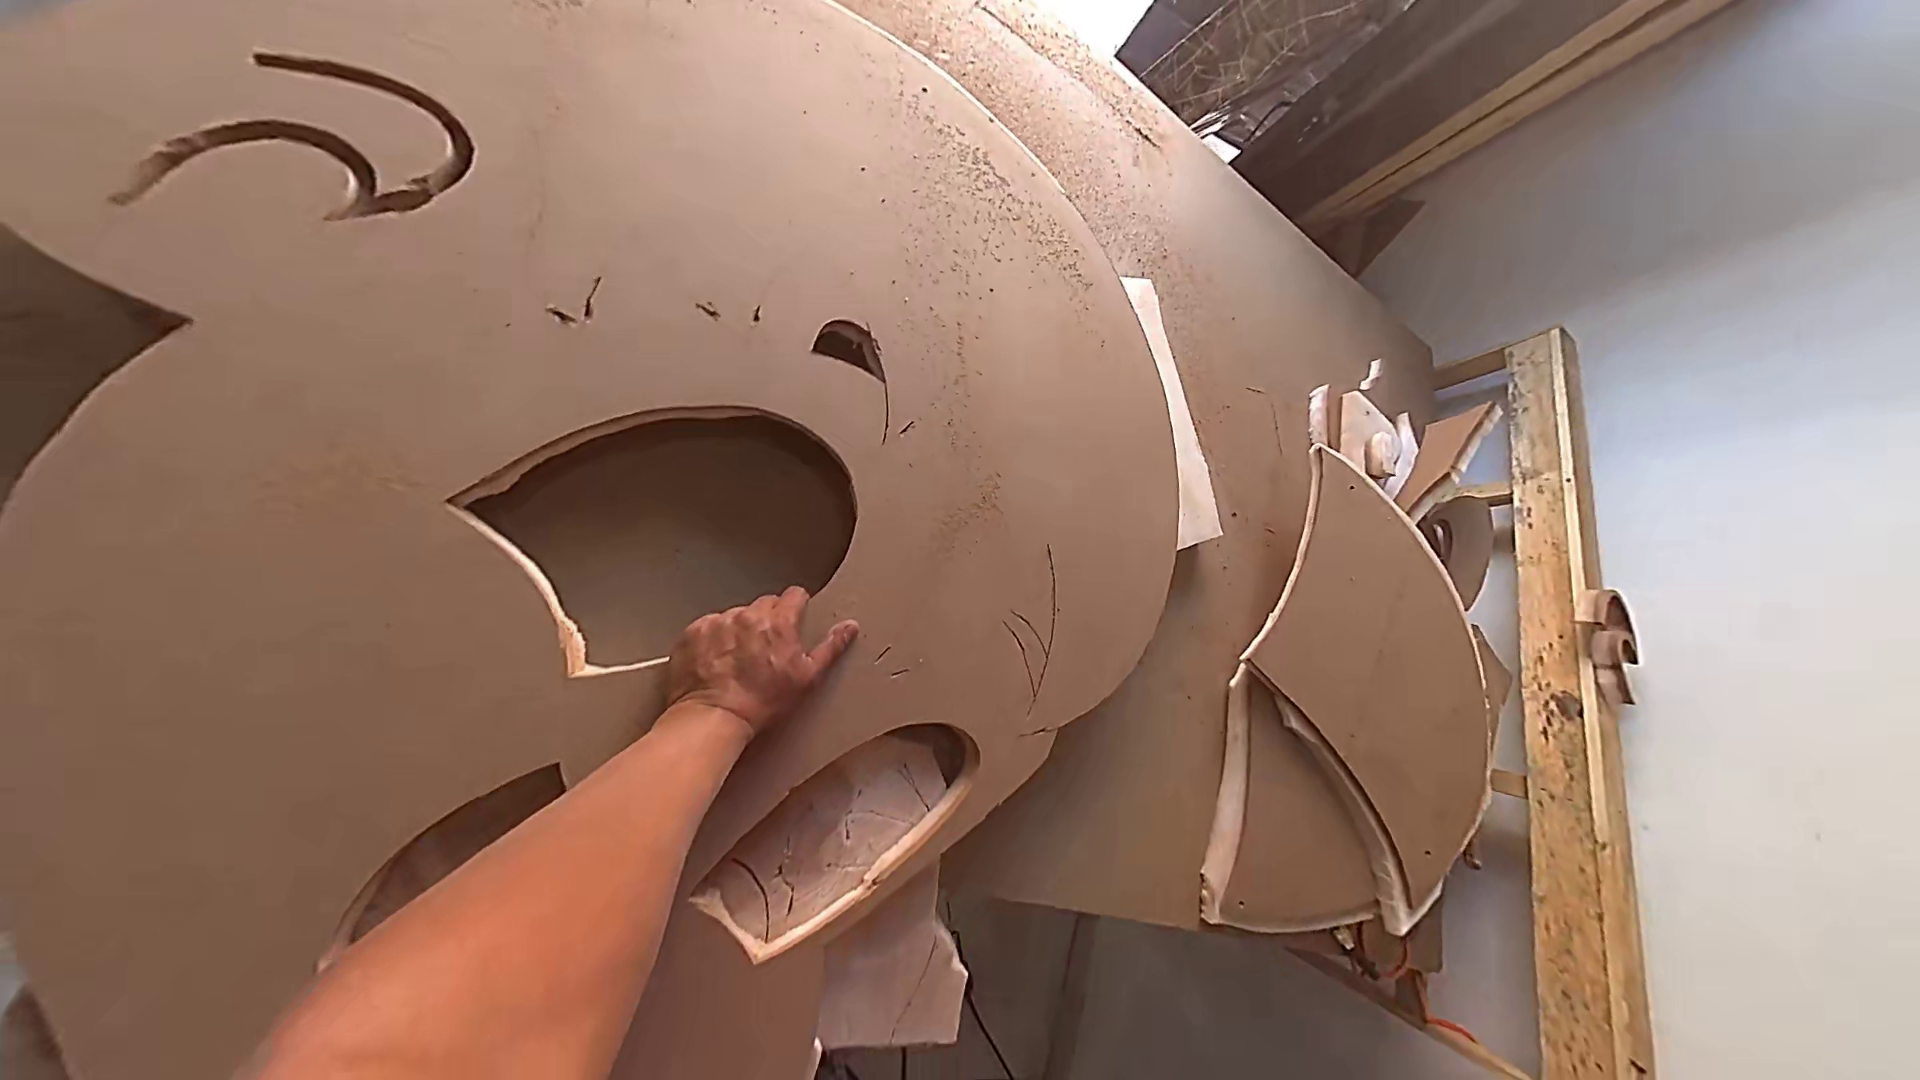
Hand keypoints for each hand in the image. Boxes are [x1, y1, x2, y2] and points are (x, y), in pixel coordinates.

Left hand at [664, 586, 858, 735]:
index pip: (794, 595)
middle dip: (768, 620)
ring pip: (736, 615)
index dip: (797, 607)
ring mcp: (718, 622)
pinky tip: (717, 660)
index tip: (794, 619)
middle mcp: (748, 615)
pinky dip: (713, 639)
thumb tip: (849, 627)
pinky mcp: (694, 633)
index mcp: (780, 622)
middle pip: (764, 604)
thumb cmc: (761, 702)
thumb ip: (831, 647)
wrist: (715, 718)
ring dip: (739, 630)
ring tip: (738, 659)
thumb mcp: (808, 678)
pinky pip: (708, 626)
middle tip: (766, 648)